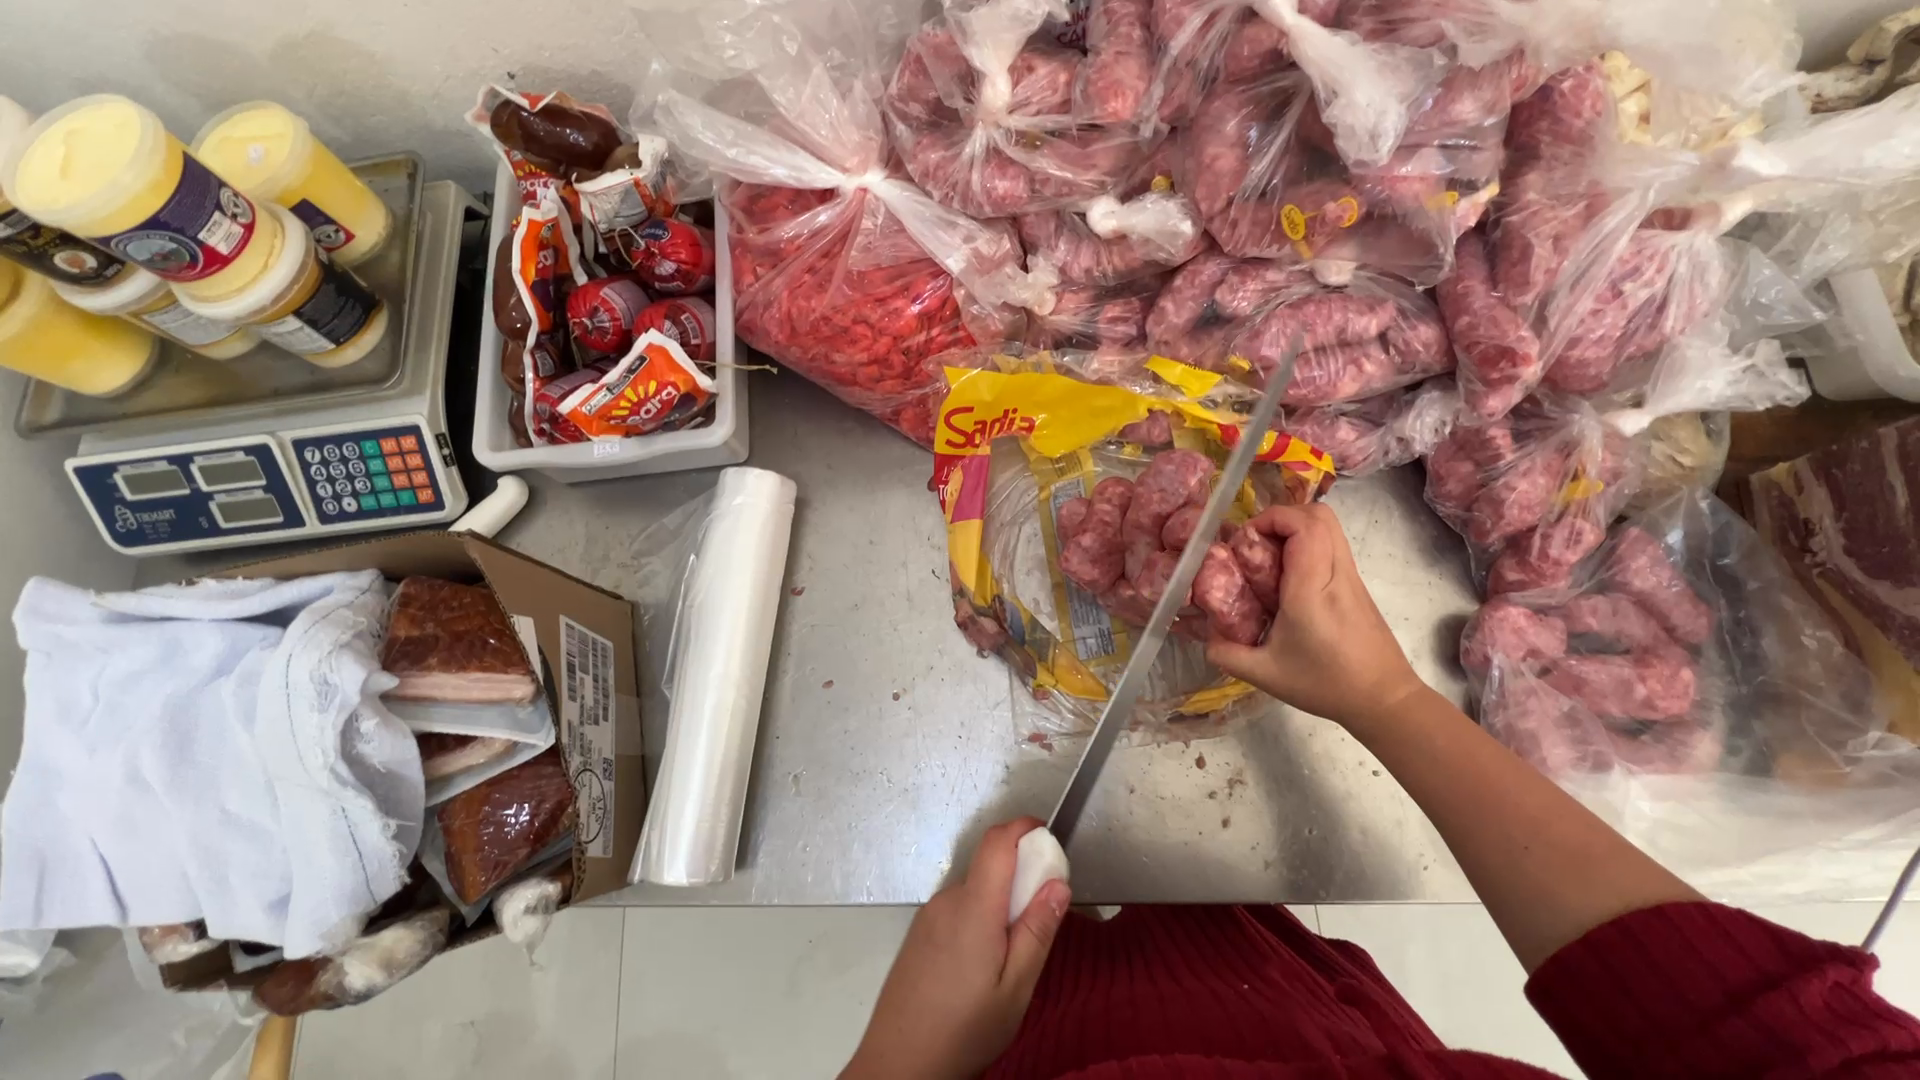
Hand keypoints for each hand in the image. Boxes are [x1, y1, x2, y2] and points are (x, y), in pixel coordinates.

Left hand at [841, 818, 1071, 1079]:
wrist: (899, 1064)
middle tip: (1041, 919)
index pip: (997, 841)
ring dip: (999, 904)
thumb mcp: (1016, 989)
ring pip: (974, 891)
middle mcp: (947, 900)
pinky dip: (979, 919)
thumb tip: (1058, 884)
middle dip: (1020, 878)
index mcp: (974, 907)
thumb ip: (1037, 931)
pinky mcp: (919, 933)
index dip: (1023, 827)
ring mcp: (929, 915)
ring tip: (1011, 957)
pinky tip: (982, 966)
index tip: (1047, 837)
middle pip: (989, 867)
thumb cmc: (963, 1030)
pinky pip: (957, 910)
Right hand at [1207, 503, 1425, 730]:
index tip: (1246, 540)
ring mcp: (1351, 577)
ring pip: (1329, 527)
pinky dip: (1308, 545)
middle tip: (1257, 544)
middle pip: (1319, 515)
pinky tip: (1289, 579)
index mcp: (1311, 590)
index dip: (1271, 518)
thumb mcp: (1265, 674)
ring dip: (1295, 529)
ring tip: (1269, 559)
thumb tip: (1207, 638)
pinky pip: (1333, 546)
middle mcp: (1336, 574)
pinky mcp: (1357, 586)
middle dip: (1282, 517)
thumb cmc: (1326, 684)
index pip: (1303, 526)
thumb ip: (1228, 654)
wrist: (1383, 699)